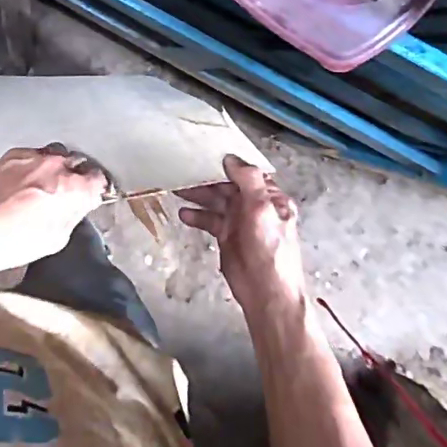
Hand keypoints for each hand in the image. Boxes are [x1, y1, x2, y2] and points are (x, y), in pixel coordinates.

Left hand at [0, 145, 109, 288]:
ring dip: (56, 165)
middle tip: (69, 189)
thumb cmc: (15, 241)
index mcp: (75, 189)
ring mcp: (35, 157)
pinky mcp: (14, 154)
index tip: (93, 193)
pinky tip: (25, 180)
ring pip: (56, 153)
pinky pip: (33, 154)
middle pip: (79, 162)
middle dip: (77, 174)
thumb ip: (73, 214)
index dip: (96, 187)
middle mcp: (58, 166)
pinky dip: (34, 164)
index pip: (99, 178)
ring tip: (47, 182)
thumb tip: (76, 206)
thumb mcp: (57, 238)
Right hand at [178, 155, 307, 313]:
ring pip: (215, 202)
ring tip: (177, 189)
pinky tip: (183, 214)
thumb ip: (248, 181)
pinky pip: (209, 220)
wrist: (267, 294)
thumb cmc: (269, 251)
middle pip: (227, 186)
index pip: (247, 173)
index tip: (205, 152)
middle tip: (183, 170)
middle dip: (207, 179)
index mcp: (269, 197)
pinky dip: (196, 216)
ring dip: (198, 195)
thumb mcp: (262, 210)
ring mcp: (239, 222)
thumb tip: (230, 158)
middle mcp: (254, 206)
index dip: (228, 163)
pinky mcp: (226, 237)